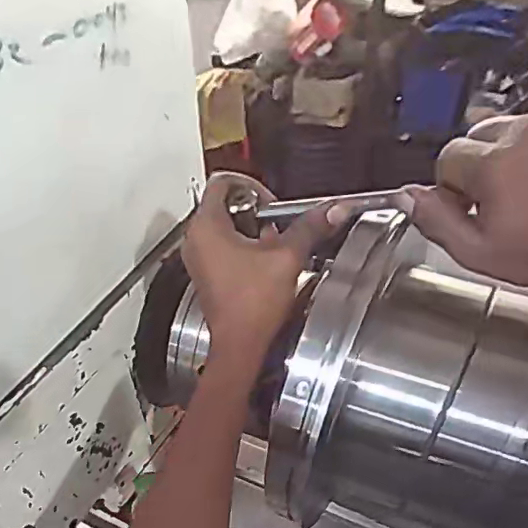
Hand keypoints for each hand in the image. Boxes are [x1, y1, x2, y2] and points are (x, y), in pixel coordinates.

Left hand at [181, 174, 340, 372]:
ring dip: (251, 231)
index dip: (251, 185)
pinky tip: (263, 265)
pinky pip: (222, 250)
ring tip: (273, 247)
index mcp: (206, 227)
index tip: (269, 202)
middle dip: (254, 212)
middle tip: (276, 225)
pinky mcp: (206, 276)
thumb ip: (309, 227)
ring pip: (224, 229)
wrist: (240, 344)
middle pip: (224, 205)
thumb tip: (332, 210)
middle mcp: (196, 241)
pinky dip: (242, 250)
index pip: (222, 182)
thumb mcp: (287, 258)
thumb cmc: (251, 306)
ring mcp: (198, 260)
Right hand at [404, 108, 527, 289]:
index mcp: (491, 164)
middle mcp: (523, 132)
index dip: (453, 187)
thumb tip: (407, 195)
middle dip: (479, 165)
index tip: (470, 208)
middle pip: (477, 135)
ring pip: (513, 129)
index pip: (448, 157)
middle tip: (499, 202)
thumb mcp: (477, 252)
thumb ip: (435, 220)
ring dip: (512, 154)